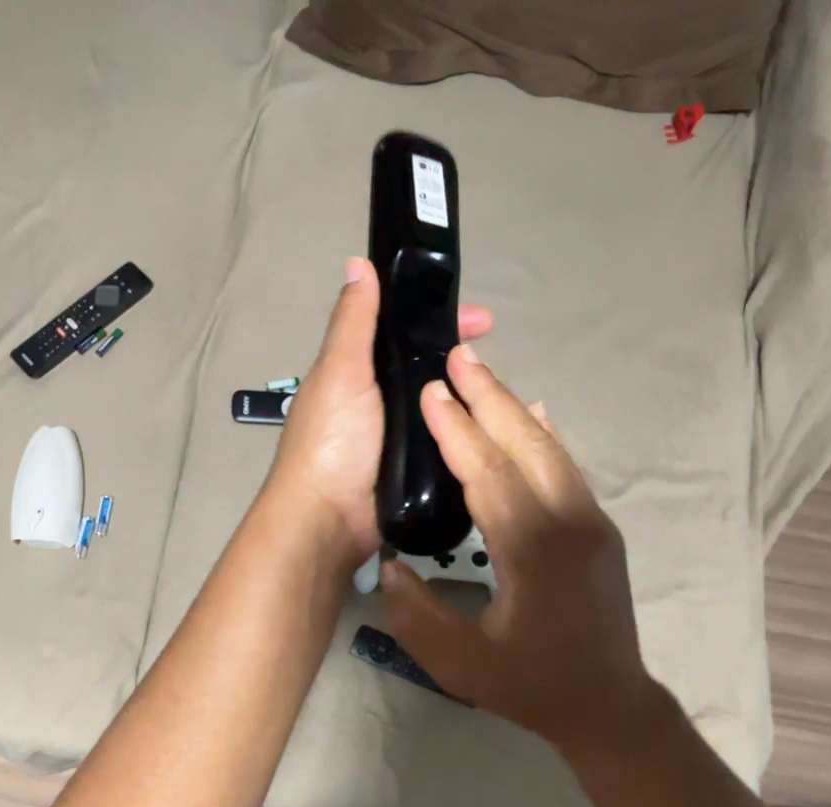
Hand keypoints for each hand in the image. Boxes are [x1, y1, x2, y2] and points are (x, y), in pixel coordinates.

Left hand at [266, 257, 493, 562]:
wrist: (329, 519)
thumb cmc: (331, 439)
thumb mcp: (340, 371)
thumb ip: (353, 322)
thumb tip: (358, 263)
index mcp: (355, 372)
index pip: (402, 332)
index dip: (438, 318)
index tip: (480, 318)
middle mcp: (376, 400)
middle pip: (426, 367)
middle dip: (460, 357)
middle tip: (496, 355)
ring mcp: (395, 436)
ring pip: (438, 404)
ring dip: (468, 394)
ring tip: (502, 388)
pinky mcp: (412, 469)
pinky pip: (443, 441)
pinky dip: (465, 430)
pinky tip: (492, 424)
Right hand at [378, 345, 669, 756]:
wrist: (608, 706)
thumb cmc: (531, 686)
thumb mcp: (460, 664)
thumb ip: (416, 613)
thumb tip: (388, 563)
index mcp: (535, 551)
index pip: (491, 475)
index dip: (458, 432)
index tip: (431, 392)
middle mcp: (570, 524)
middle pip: (529, 445)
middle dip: (491, 398)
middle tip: (459, 354)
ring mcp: (592, 523)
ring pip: (552, 450)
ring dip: (515, 409)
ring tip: (482, 373)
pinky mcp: (598, 530)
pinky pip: (567, 469)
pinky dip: (544, 435)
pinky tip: (533, 412)